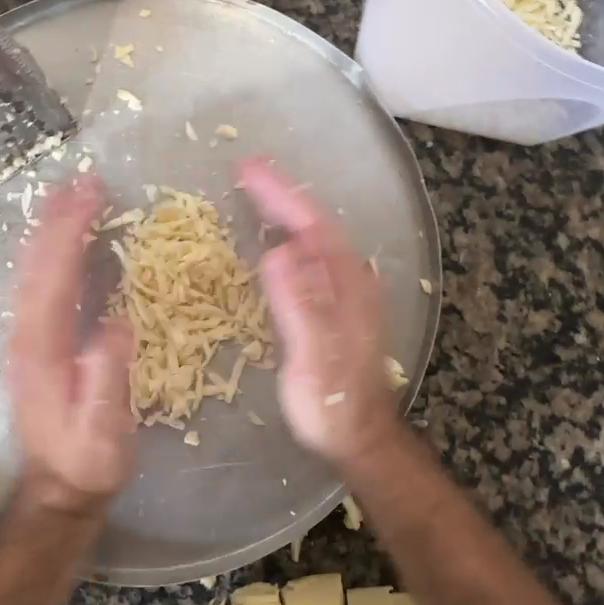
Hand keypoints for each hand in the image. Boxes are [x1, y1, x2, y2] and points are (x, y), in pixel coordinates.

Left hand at [6, 175, 134, 516]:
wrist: (58, 489)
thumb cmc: (87, 463)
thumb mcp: (103, 433)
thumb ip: (106, 381)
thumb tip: (116, 324)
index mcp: (43, 349)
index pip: (55, 277)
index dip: (71, 231)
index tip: (92, 194)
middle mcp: (28, 334)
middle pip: (39, 263)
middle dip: (59, 217)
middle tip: (84, 178)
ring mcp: (30, 336)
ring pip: (35, 269)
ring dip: (52, 228)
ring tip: (72, 193)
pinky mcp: (40, 340)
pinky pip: (44, 283)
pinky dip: (54, 251)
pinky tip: (68, 237)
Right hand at [239, 158, 400, 465]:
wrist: (358, 436)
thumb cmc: (333, 404)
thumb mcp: (313, 358)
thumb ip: (298, 306)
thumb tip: (275, 253)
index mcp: (348, 284)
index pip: (313, 226)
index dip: (282, 195)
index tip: (249, 170)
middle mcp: (349, 279)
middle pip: (314, 223)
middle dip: (281, 193)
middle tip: (245, 168)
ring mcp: (342, 291)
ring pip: (312, 237)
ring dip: (284, 211)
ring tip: (255, 188)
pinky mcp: (331, 305)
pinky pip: (308, 256)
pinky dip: (286, 236)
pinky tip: (271, 237)